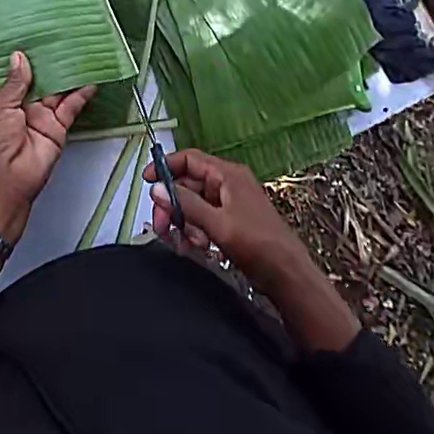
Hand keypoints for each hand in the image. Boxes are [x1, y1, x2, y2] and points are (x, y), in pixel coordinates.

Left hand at [0, 51, 95, 241]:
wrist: (4, 183)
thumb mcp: (0, 107)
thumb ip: (15, 83)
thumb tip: (19, 57)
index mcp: (4, 102)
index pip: (19, 78)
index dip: (29, 62)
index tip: (38, 41)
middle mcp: (24, 109)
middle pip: (42, 83)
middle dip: (52, 66)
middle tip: (64, 42)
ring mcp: (42, 119)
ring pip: (59, 93)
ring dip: (69, 78)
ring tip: (82, 55)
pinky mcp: (58, 129)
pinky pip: (71, 109)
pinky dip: (81, 96)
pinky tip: (90, 81)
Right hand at [143, 149, 308, 286]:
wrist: (287, 274)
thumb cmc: (257, 243)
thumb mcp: (217, 223)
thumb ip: (185, 204)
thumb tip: (157, 189)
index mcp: (227, 175)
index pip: (189, 159)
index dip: (165, 167)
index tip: (147, 181)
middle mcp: (227, 184)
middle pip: (187, 184)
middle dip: (172, 204)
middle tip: (160, 225)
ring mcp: (229, 203)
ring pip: (192, 203)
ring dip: (183, 221)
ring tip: (184, 241)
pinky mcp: (229, 221)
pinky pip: (202, 218)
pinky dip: (194, 230)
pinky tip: (195, 246)